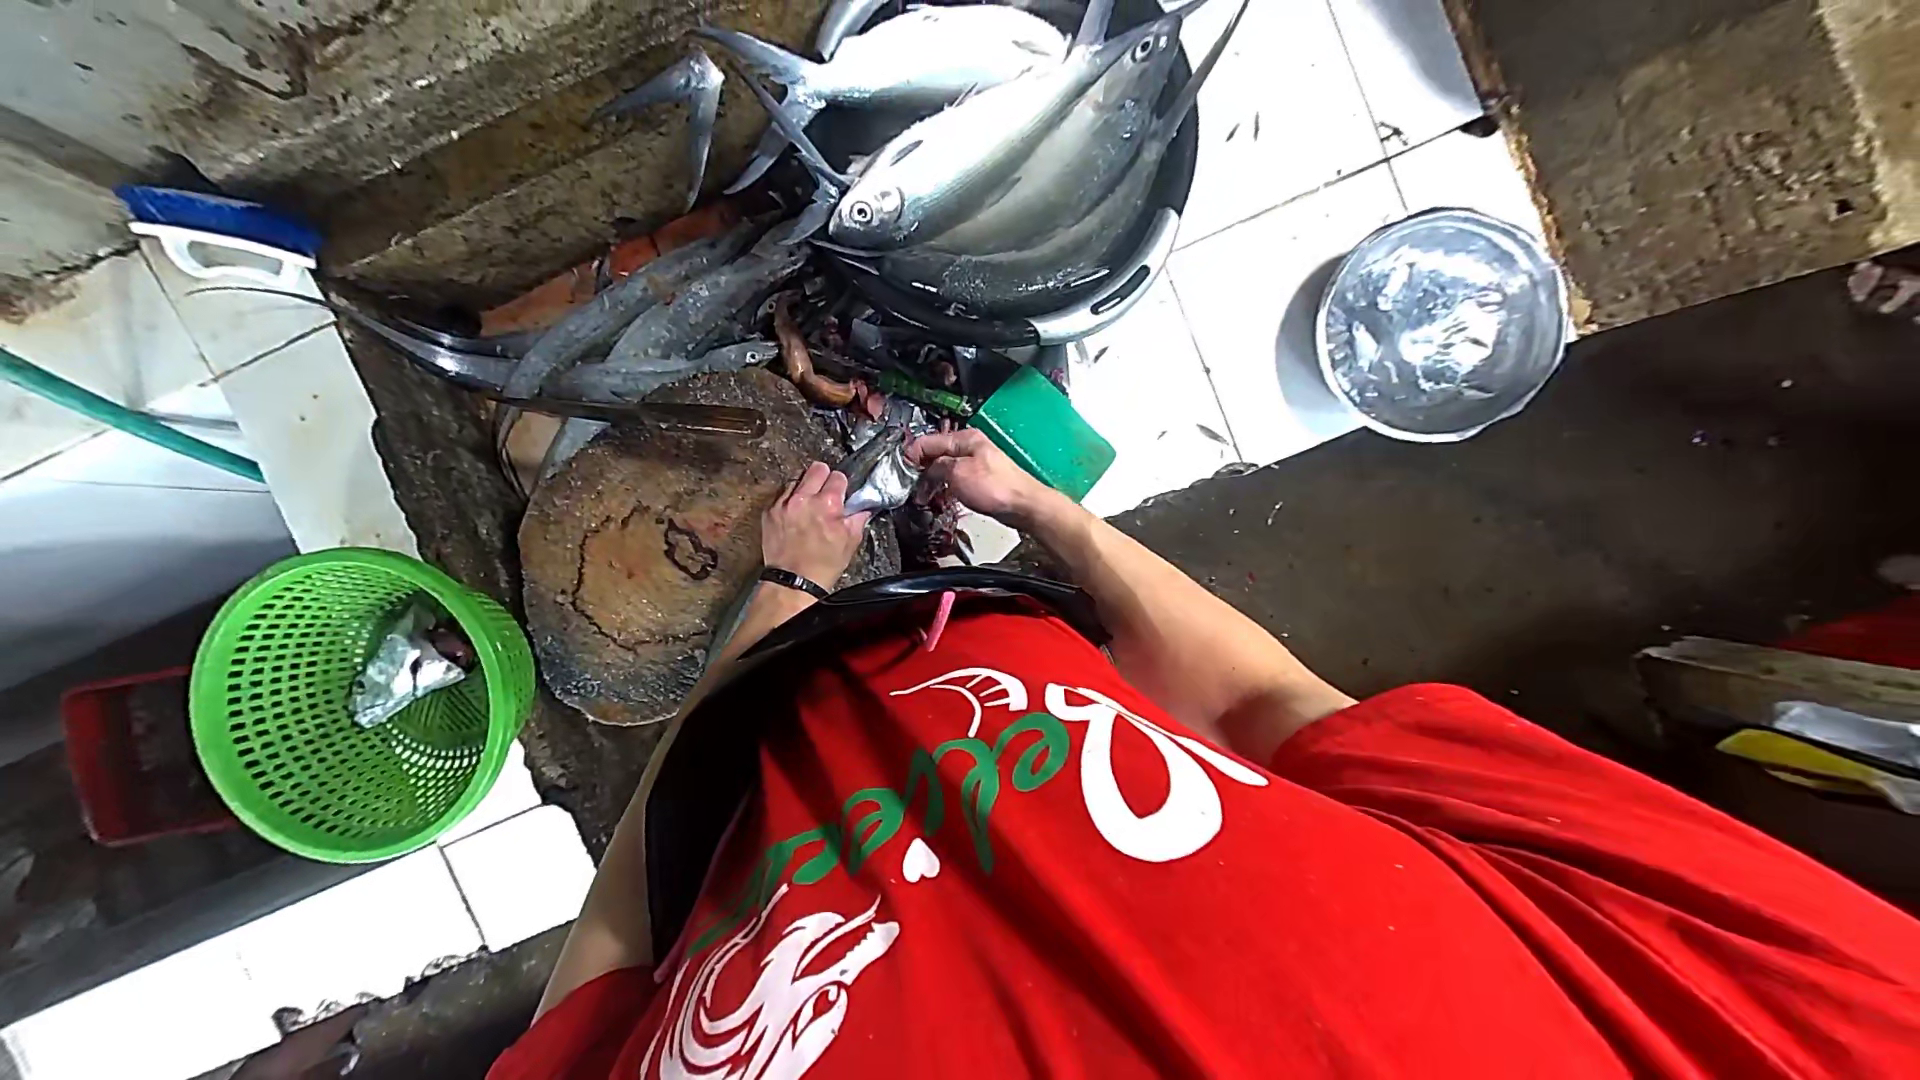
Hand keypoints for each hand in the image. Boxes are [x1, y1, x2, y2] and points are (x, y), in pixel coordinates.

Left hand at [762, 461, 869, 588]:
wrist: (794, 582)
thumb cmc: (822, 565)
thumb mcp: (850, 541)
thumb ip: (857, 517)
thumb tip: (862, 506)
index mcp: (827, 504)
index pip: (838, 476)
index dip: (842, 485)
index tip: (841, 492)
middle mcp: (804, 499)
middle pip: (816, 468)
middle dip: (824, 478)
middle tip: (826, 491)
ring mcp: (784, 504)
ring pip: (797, 478)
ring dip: (805, 488)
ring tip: (809, 504)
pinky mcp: (769, 512)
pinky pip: (781, 494)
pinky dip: (790, 500)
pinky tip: (796, 513)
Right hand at [906, 430, 1054, 527]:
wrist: (1023, 506)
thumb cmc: (995, 488)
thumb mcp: (958, 474)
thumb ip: (936, 467)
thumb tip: (925, 470)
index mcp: (964, 438)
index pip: (927, 441)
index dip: (911, 456)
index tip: (900, 473)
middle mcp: (968, 447)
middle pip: (934, 454)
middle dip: (920, 471)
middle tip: (911, 489)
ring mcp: (974, 463)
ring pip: (943, 469)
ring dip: (931, 482)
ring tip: (922, 497)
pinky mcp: (978, 480)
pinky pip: (953, 480)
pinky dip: (943, 488)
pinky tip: (938, 498)